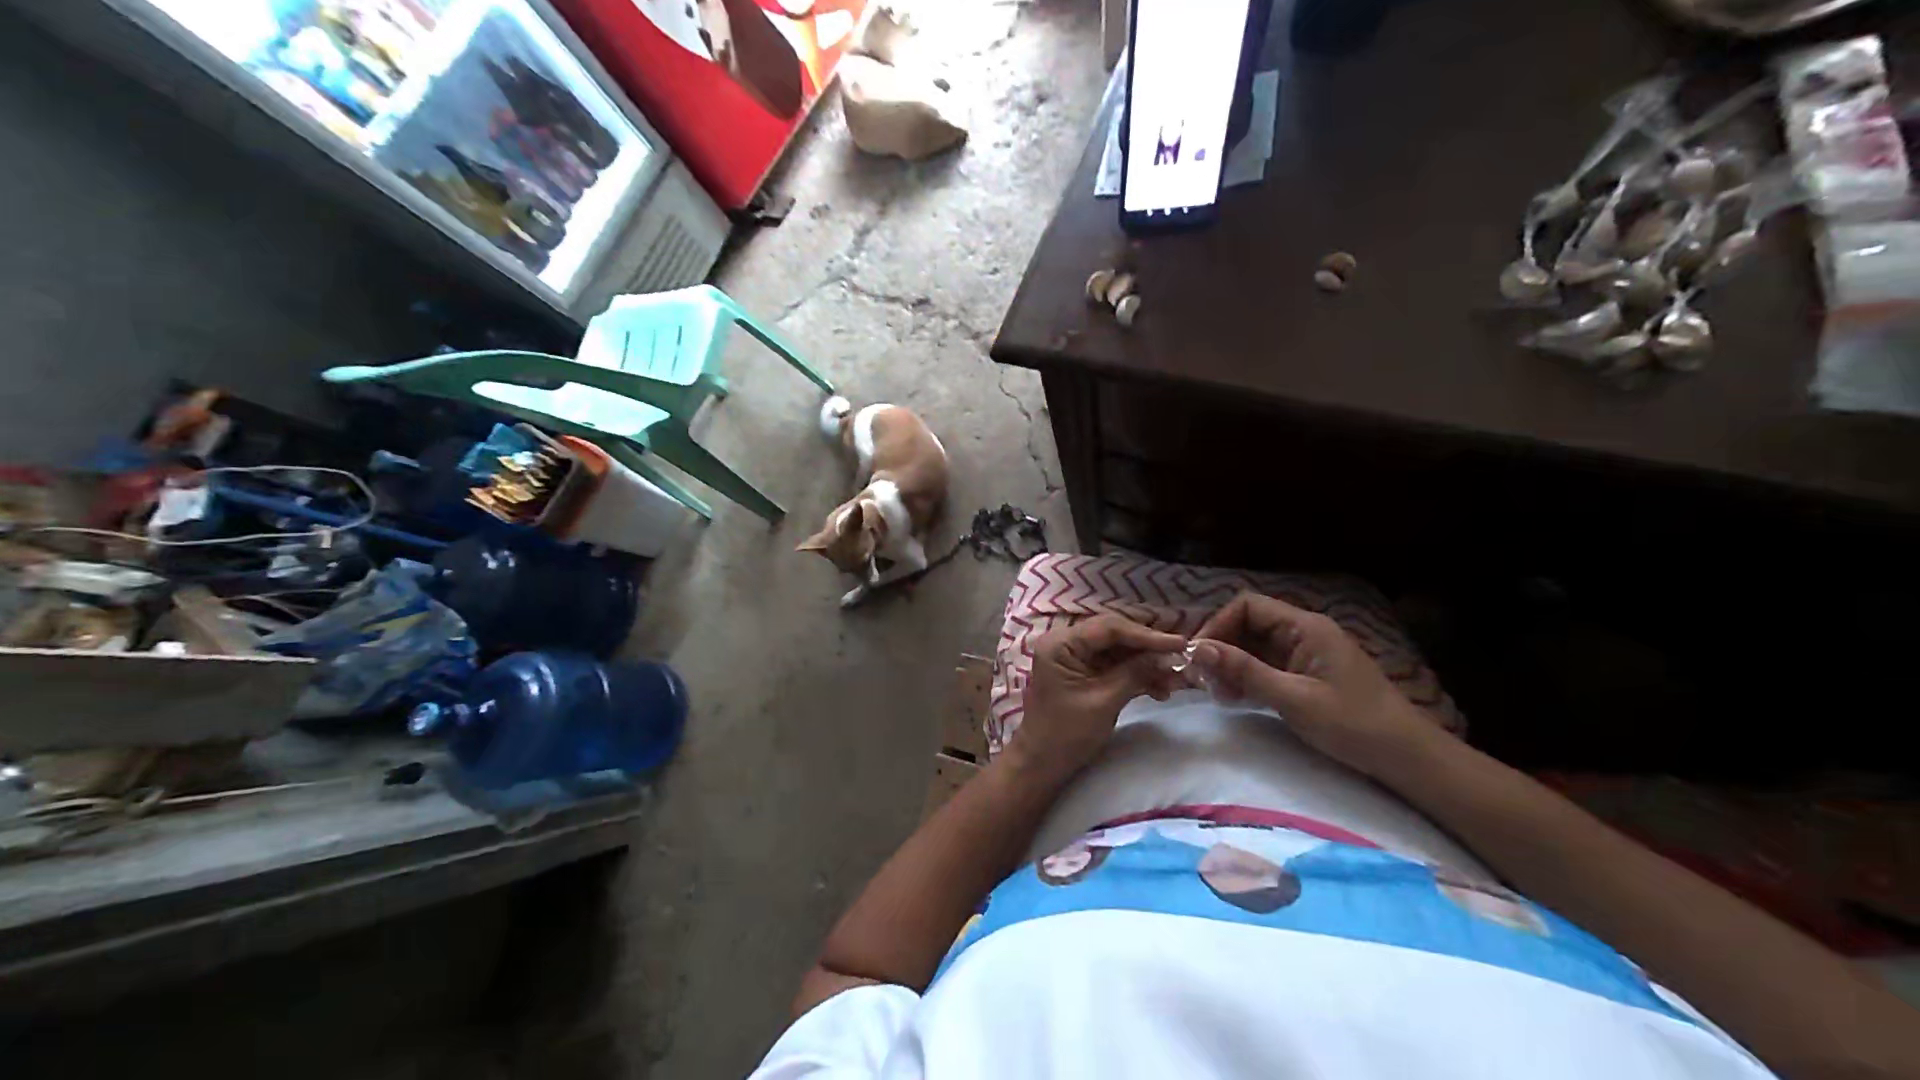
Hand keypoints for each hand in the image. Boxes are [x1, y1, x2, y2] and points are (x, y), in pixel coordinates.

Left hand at [1012, 613, 1186, 782]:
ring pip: (1118, 651)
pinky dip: (1137, 675)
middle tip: (1181, 658)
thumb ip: (1135, 673)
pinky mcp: (1084, 673)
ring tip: (1175, 680)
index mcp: (1061, 643)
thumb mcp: (1104, 701)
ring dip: (1146, 664)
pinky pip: (1114, 666)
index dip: (1146, 635)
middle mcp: (1066, 642)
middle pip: (1115, 636)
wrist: (1042, 764)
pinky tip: (1160, 690)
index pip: (1109, 627)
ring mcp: (1075, 657)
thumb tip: (1169, 656)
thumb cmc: (1067, 733)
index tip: (1180, 644)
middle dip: (1148, 649)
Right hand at [1190, 592, 1447, 779]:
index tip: (1198, 655)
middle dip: (1221, 648)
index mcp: (1305, 627)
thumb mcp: (1293, 698)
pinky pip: (1265, 666)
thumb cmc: (1353, 724)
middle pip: (1247, 625)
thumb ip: (1245, 670)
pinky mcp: (1306, 675)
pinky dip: (1246, 678)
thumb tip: (1198, 648)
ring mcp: (1305, 654)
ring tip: (1217, 693)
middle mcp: (1303, 633)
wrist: (1406, 758)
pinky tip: (1235, 698)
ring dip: (1230, 666)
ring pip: (1253, 647)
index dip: (1218, 625)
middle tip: (1202, 680)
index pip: (1248, 606)